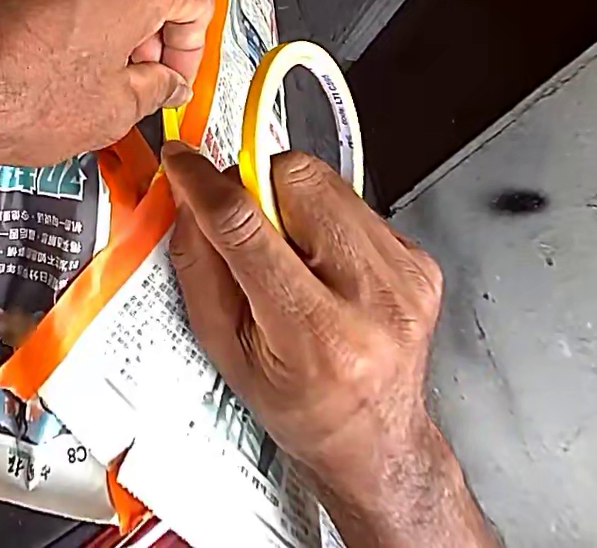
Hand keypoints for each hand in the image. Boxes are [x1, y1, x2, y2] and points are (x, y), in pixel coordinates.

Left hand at [0, 0, 211, 169]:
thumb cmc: (7, 91)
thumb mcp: (109, 109)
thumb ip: (153, 88)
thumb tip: (162, 81)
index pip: (194, 1)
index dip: (190, 49)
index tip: (173, 76)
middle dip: (154, 25)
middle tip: (139, 71)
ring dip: (112, 12)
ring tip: (90, 65)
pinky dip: (70, 3)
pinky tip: (50, 48)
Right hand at [165, 147, 496, 547]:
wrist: (376, 439)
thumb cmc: (291, 399)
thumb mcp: (219, 341)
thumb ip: (195, 260)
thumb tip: (184, 191)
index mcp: (316, 333)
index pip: (246, 227)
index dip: (204, 183)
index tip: (179, 159)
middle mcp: (373, 298)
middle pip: (295, 180)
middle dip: (251, 182)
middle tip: (239, 217)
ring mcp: (404, 273)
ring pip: (319, 177)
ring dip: (280, 194)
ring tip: (279, 242)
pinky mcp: (417, 257)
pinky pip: (345, 195)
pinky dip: (312, 208)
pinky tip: (312, 252)